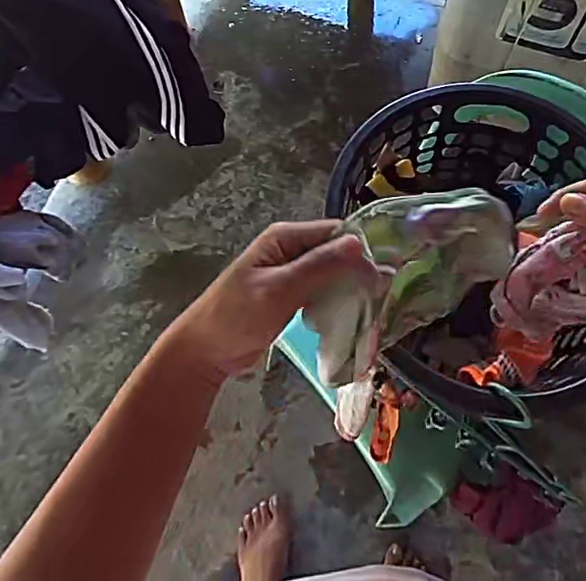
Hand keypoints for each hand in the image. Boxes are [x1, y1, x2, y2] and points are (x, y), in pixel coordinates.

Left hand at [162, 220, 373, 381]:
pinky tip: (345, 318)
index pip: (334, 232)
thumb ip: (319, 266)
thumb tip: (359, 244)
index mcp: (285, 237)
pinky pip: (321, 291)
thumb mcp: (280, 289)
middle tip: (379, 297)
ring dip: (346, 289)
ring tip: (368, 309)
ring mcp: (290, 273)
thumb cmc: (236, 316)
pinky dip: (334, 302)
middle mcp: (289, 249)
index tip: (381, 274)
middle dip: (356, 272)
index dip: (359, 250)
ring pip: (330, 273)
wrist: (204, 352)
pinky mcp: (291, 295)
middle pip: (335, 252)